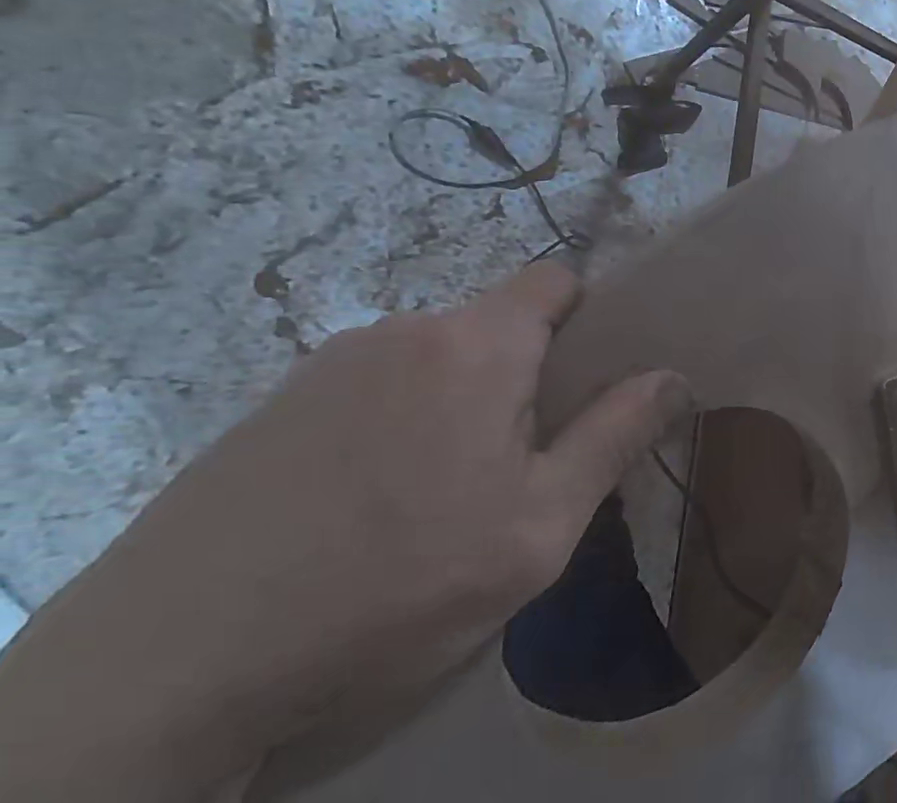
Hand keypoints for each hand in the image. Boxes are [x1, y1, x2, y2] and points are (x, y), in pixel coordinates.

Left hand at [0, 262, 690, 802]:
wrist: (168, 670)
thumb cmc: (397, 583)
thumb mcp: (541, 523)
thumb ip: (616, 436)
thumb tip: (674, 376)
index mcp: (475, 346)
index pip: (556, 279)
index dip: (593, 315)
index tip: (603, 379)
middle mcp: (402, 331)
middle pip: (501, 326)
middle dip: (535, 375)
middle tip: (536, 462)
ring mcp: (327, 366)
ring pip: (441, 361)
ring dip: (470, 404)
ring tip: (457, 493)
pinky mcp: (275, 408)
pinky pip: (380, 388)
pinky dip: (408, 422)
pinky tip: (383, 502)